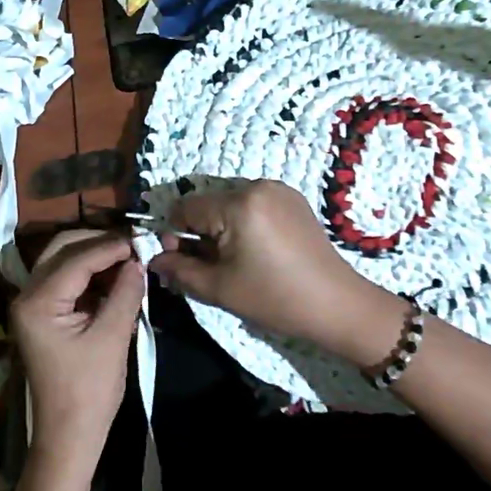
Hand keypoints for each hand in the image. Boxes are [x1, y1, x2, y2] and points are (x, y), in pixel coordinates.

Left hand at [10, 230, 145, 474]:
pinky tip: (115, 279)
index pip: (76, 258)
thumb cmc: (89, 391)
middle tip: (133, 245)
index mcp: (37, 301)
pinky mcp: (42, 316)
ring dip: (94, 258)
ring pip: (63, 262)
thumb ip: (125, 293)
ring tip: (129, 259)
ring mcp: (32, 305)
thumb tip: (139, 261)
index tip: (141, 241)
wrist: (68, 437)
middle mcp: (27, 295)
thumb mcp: (112, 338)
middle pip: (62, 250)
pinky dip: (89, 276)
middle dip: (98, 243)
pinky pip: (65, 281)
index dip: (110, 247)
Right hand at [148, 181, 405, 365]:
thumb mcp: (219, 288)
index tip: (182, 262)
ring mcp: (278, 189)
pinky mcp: (293, 198)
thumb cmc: (274, 298)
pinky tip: (256, 250)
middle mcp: (257, 185)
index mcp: (238, 204)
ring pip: (228, 203)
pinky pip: (252, 203)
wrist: (337, 305)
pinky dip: (243, 222)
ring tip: (236, 260)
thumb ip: (179, 269)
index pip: (186, 208)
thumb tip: (154, 260)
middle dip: (200, 232)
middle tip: (211, 265)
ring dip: (221, 227)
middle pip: (208, 203)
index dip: (175, 235)